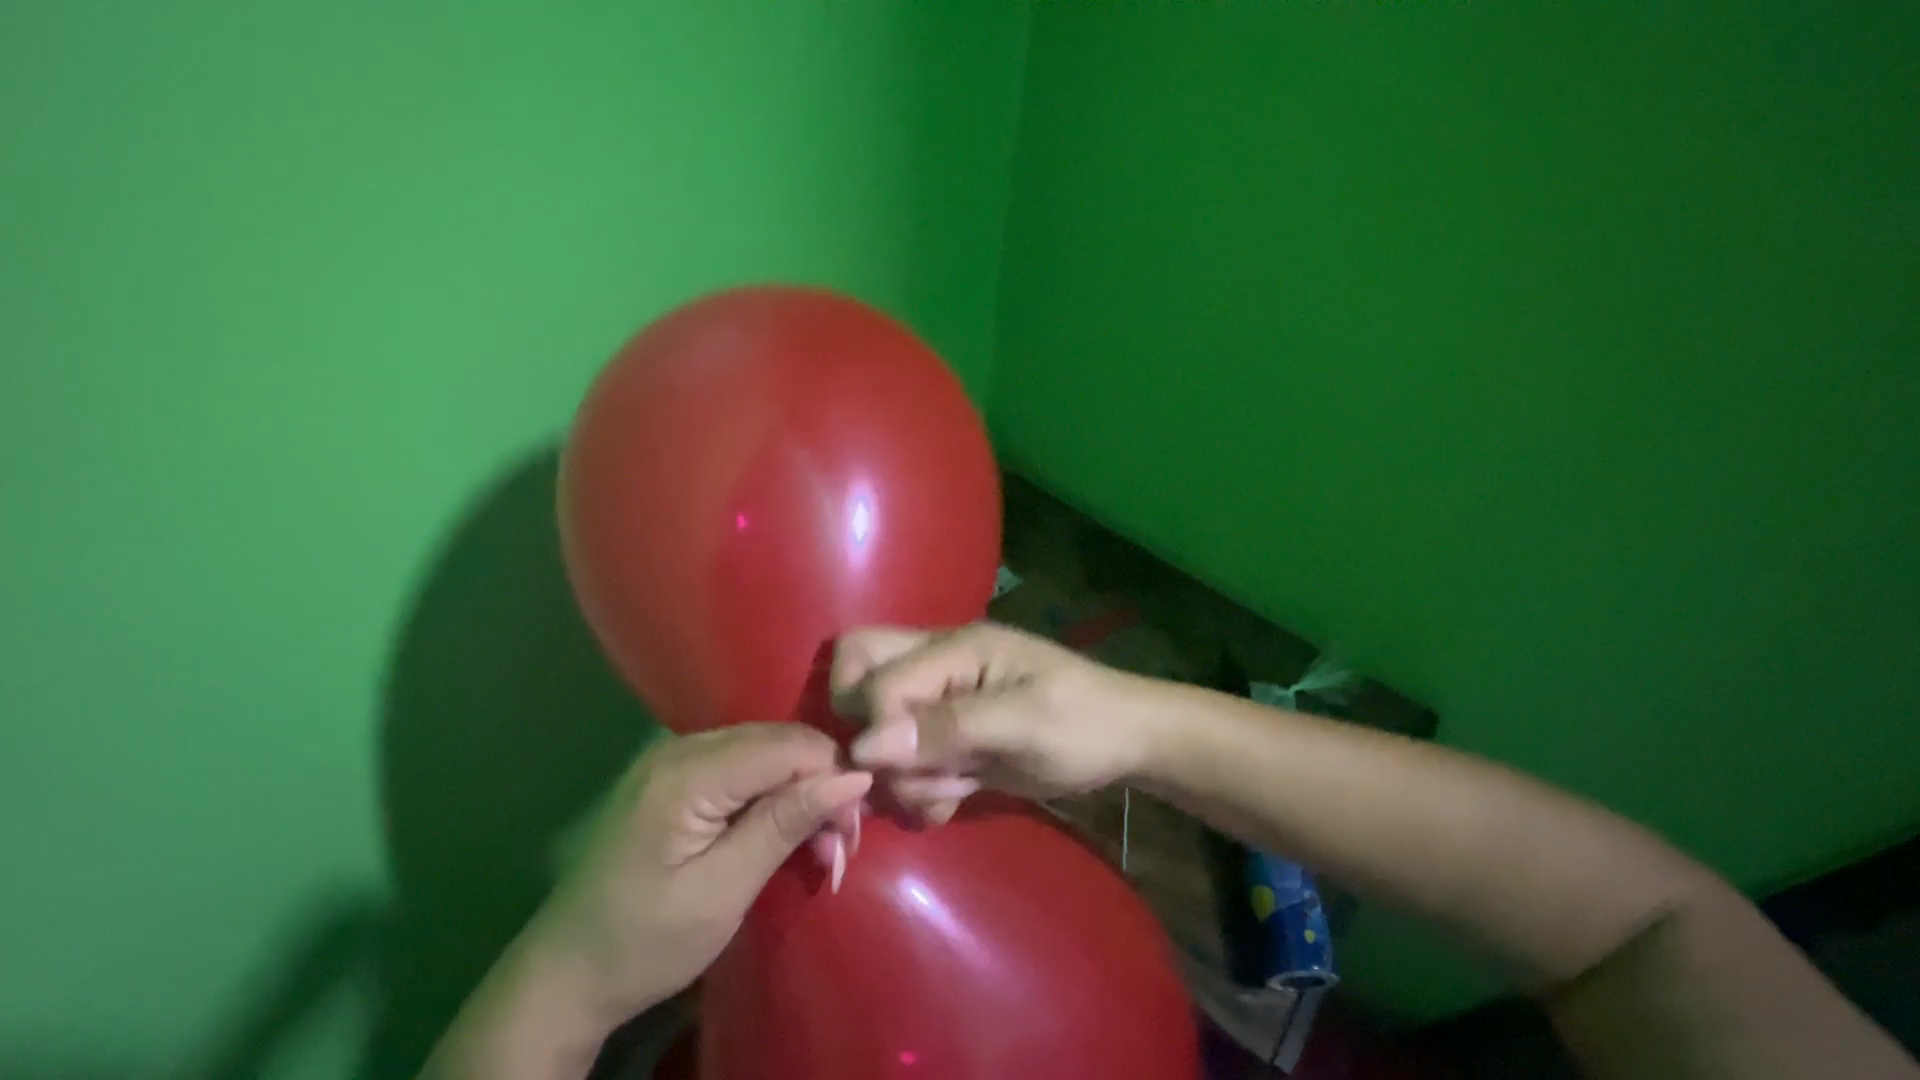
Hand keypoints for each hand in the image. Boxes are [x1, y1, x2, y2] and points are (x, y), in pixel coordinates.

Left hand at [525, 723, 871, 1030]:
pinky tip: (785, 835)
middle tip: (839, 850)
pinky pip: (744, 767)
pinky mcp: (677, 777)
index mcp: (687, 773)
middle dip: (821, 788)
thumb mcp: (723, 890)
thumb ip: (784, 824)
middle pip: (780, 743)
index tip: (852, 834)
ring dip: (802, 796)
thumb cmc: (646, 941)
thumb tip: (854, 776)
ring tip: (819, 852)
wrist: (568, 973)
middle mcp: (681, 748)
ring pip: (768, 753)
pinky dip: (774, 798)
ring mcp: (675, 759)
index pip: (788, 745)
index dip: (832, 777)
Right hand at [830, 622, 1149, 822]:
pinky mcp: (951, 742)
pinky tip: (957, 800)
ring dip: (906, 774)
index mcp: (954, 648)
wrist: (1127, 745)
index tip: (902, 765)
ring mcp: (942, 707)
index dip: (876, 724)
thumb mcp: (1025, 722)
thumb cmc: (1084, 722)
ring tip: (954, 790)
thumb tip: (868, 744)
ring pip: (878, 731)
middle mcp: (938, 670)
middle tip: (908, 770)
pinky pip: (908, 764)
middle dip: (869, 734)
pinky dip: (922, 790)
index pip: (876, 675)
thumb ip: (948, 727)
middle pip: (859, 677)